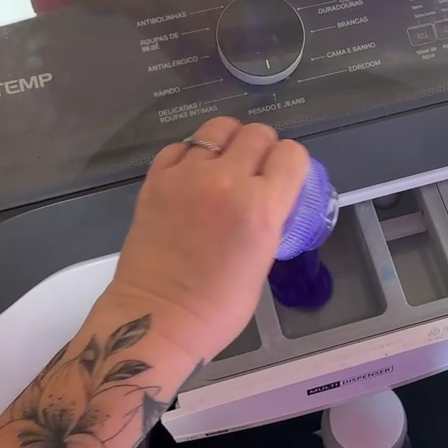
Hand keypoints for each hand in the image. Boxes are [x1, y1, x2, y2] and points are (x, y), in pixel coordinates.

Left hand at [105, 118, 309, 359]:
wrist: (157, 319)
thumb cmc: (218, 307)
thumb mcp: (263, 260)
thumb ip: (269, 219)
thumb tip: (266, 200)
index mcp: (261, 207)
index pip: (291, 155)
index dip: (292, 163)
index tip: (285, 177)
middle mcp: (226, 181)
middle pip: (257, 134)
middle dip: (264, 148)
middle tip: (256, 170)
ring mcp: (187, 176)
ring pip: (219, 129)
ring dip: (229, 142)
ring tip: (225, 163)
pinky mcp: (156, 179)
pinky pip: (181, 147)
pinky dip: (191, 155)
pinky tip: (192, 175)